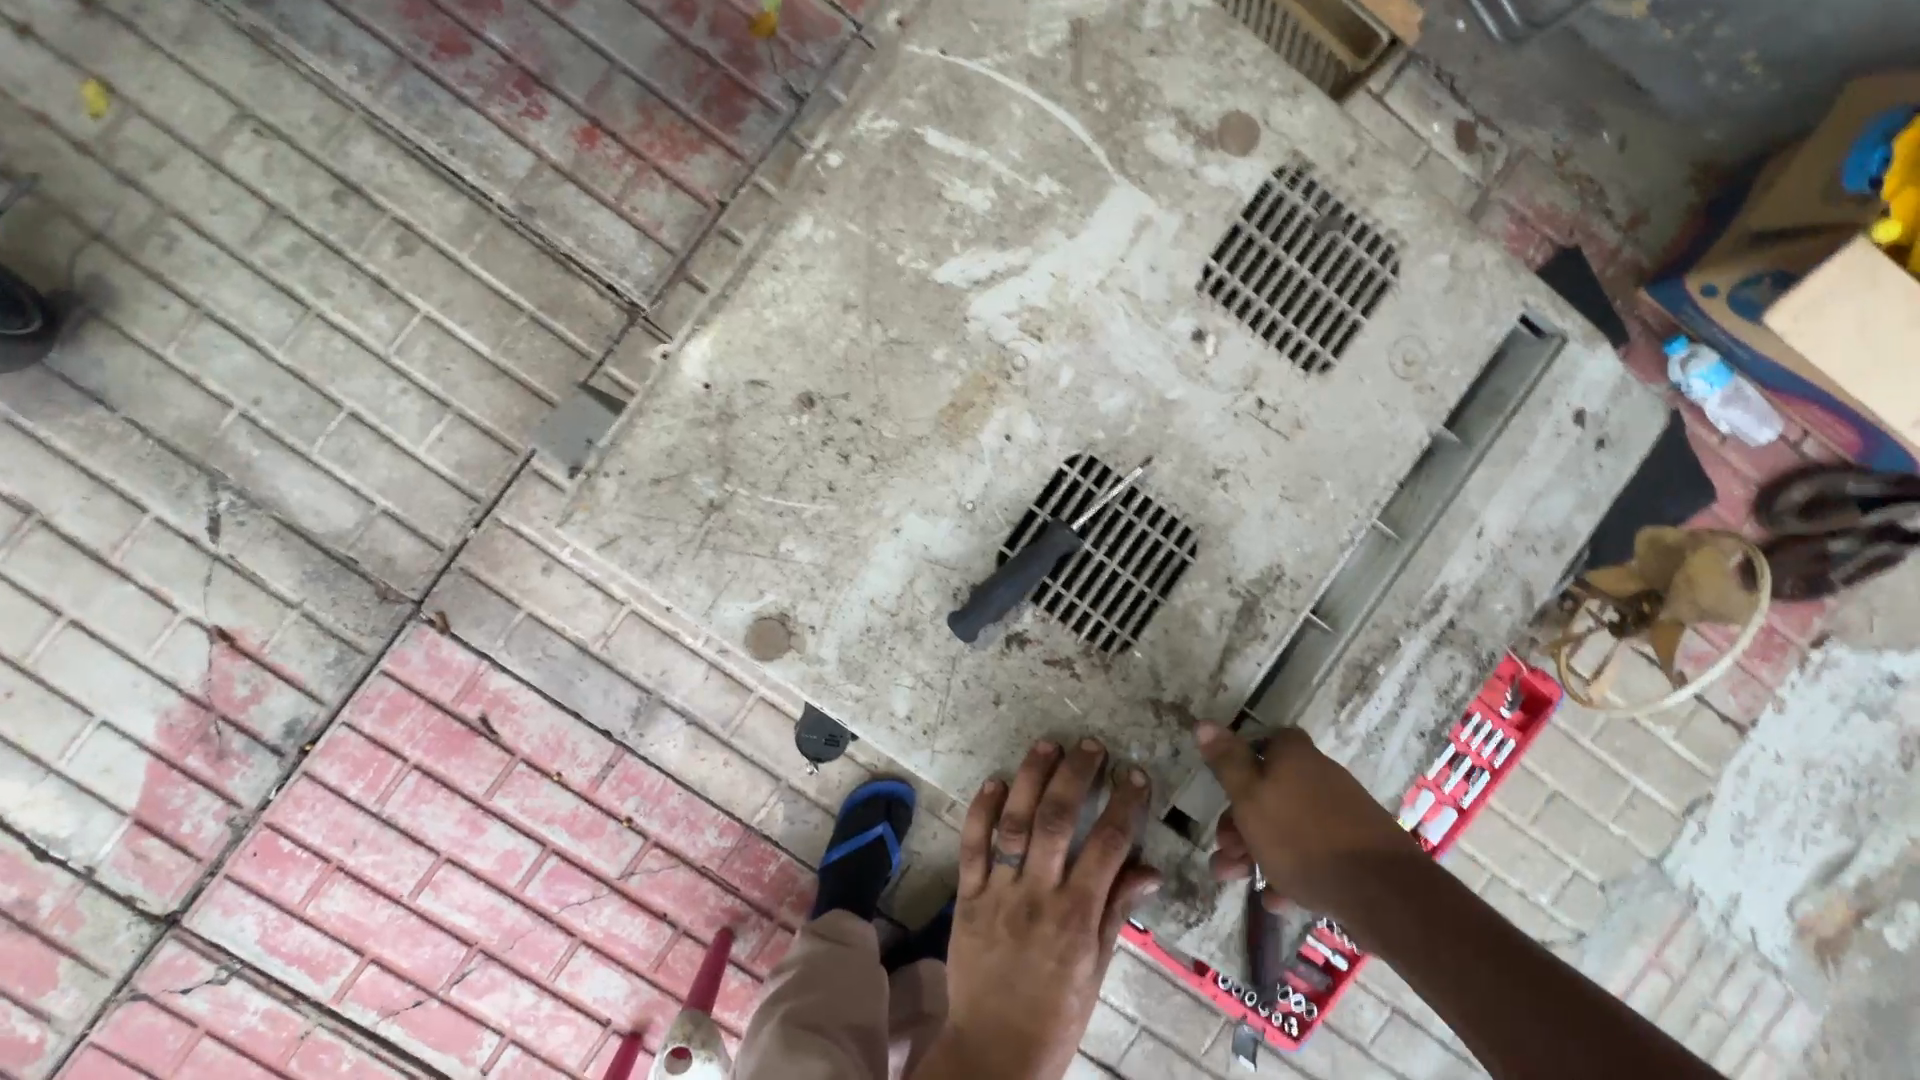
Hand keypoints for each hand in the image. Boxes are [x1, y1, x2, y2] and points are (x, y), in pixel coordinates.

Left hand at [924, 739, 1160, 1079]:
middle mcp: (1037, 895)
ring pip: (1013, 823)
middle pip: (1056, 820)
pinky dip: (983, 810)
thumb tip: (1149, 868)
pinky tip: (995, 781)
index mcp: (1077, 915)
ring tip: (1047, 746)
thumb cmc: (1057, 1012)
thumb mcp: (1098, 967)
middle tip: (1091, 746)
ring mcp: (998, 893)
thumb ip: (1118, 911)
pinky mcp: (966, 897)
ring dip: (1030, 778)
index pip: (1108, 845)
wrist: (995, 1048)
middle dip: (1075, 776)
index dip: (1124, 804)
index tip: (1134, 775)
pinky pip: (973, 845)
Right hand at [1198, 723, 1418, 915]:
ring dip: (1257, 853)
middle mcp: (1320, 778)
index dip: (1241, 762)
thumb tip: (1203, 723)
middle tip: (1224, 850)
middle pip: (1270, 792)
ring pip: (1287, 828)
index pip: (1266, 742)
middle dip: (1239, 823)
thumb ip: (1226, 763)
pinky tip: (1277, 900)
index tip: (1224, 790)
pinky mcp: (1354, 851)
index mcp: (1295, 757)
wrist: (1381, 892)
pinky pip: (1312, 856)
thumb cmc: (1301, 838)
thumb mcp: (1250, 798)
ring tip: (1236, 880)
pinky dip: (1290, 874)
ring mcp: (1340, 816)